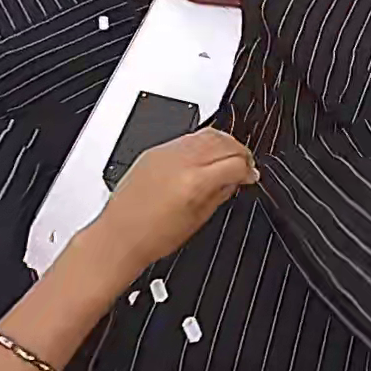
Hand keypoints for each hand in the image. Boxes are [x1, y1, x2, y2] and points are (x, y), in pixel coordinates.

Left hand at [76, 128, 257, 279]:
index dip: (249, 170)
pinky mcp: (155, 151)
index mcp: (194, 181)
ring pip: (207, 133)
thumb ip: (221, 193)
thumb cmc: (152, 237)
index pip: (235, 163)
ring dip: (224, 143)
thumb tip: (235, 180)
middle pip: (225, 142)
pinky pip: (187, 138)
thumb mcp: (198, 219)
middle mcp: (181, 161)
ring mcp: (166, 153)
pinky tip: (206, 157)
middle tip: (245, 166)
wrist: (119, 237)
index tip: (251, 177)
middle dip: (241, 153)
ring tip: (228, 159)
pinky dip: (203, 143)